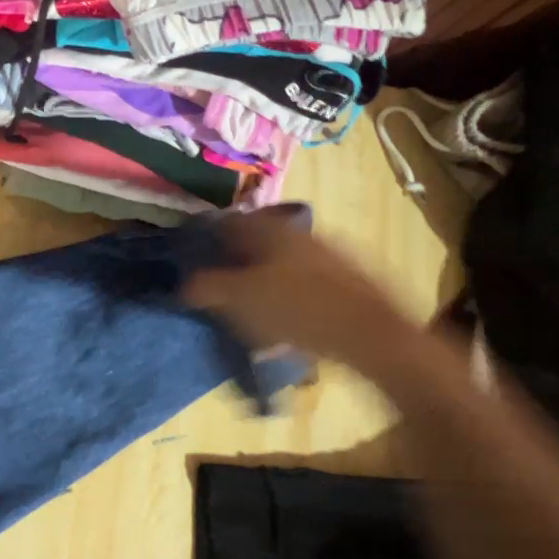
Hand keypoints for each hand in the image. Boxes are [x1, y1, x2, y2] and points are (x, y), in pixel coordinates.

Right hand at [183, 211, 415, 365]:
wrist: (375, 337)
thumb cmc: (298, 310)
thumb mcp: (238, 299)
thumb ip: (205, 286)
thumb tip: (183, 284)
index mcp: (270, 229)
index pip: (227, 221)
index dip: (206, 236)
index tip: (193, 257)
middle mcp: (299, 232)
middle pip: (255, 240)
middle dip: (235, 258)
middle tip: (219, 282)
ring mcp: (327, 253)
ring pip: (280, 258)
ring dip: (261, 274)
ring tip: (249, 303)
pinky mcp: (346, 278)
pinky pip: (302, 276)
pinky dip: (286, 287)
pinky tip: (283, 312)